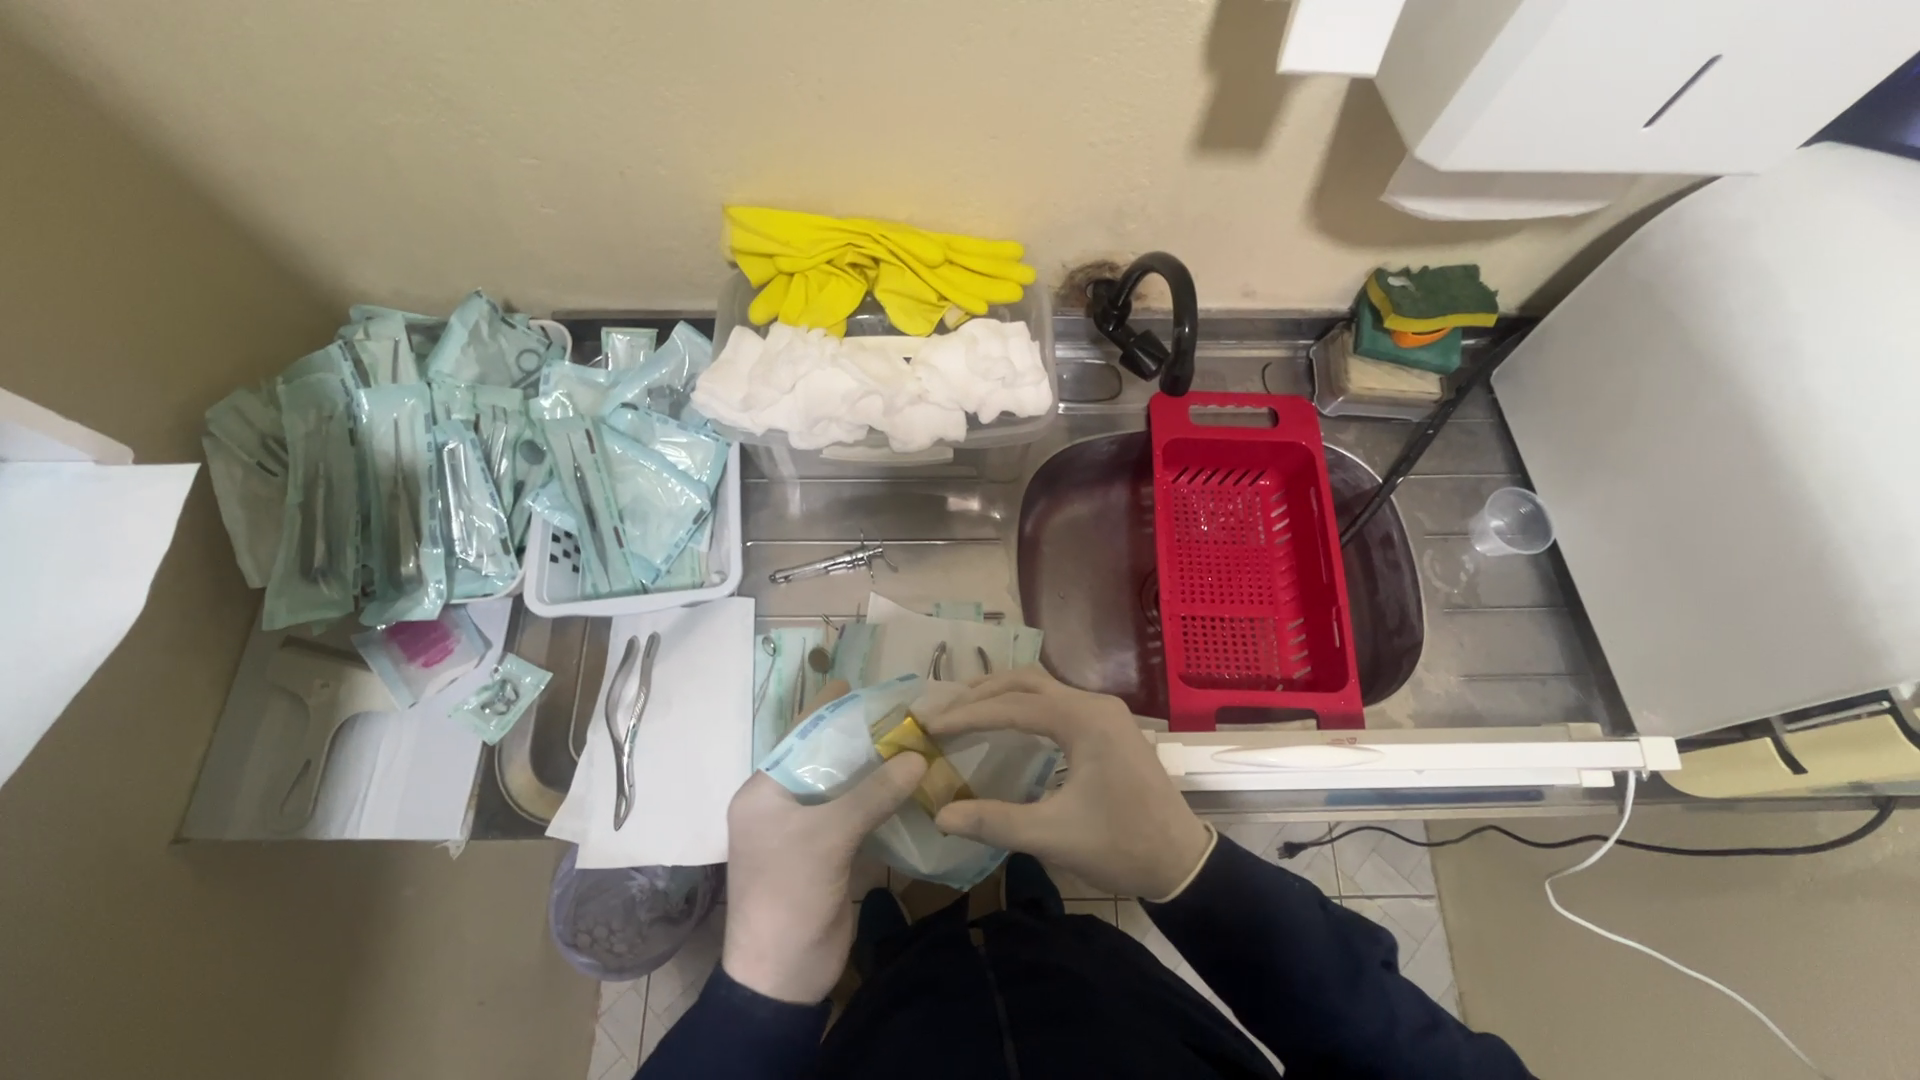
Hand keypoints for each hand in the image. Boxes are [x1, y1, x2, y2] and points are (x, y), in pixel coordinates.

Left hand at [722, 679, 926, 1003]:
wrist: (783, 976)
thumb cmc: (789, 895)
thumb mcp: (828, 838)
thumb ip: (871, 794)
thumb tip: (917, 757)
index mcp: (763, 792)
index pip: (797, 737)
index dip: (827, 709)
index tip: (856, 683)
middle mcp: (781, 803)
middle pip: (824, 759)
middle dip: (860, 737)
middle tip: (900, 711)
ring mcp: (805, 829)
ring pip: (844, 786)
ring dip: (874, 768)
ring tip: (913, 739)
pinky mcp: (827, 851)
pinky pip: (855, 813)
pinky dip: (880, 799)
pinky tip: (911, 784)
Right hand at [918, 667, 1212, 899]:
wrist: (1181, 861)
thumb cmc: (1120, 846)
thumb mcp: (1052, 836)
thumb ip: (994, 821)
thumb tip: (939, 814)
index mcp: (1084, 720)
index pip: (1012, 705)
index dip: (966, 715)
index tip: (929, 725)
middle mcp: (1095, 704)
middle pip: (1025, 681)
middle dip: (980, 693)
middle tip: (940, 711)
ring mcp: (1105, 712)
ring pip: (1041, 687)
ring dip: (1001, 695)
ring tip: (962, 711)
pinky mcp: (1108, 726)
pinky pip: (1056, 701)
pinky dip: (1022, 706)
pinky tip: (1003, 725)